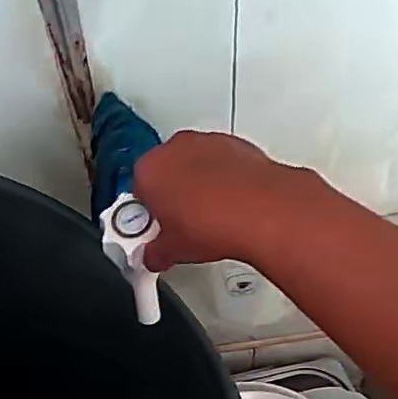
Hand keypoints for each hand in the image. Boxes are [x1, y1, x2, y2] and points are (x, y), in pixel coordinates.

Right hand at [132, 130, 335, 269]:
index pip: (138, 192)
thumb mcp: (172, 251)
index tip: (156, 229)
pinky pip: (221, 162)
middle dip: (171, 196)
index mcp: (149, 169)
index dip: (147, 214)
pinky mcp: (235, 145)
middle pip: (165, 173)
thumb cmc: (214, 221)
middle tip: (180, 226)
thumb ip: (155, 252)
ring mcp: (206, 142)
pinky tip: (228, 208)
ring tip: (208, 219)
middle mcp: (175, 148)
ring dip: (197, 186)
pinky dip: (223, 179)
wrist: (259, 212)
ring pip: (193, 164)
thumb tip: (155, 256)